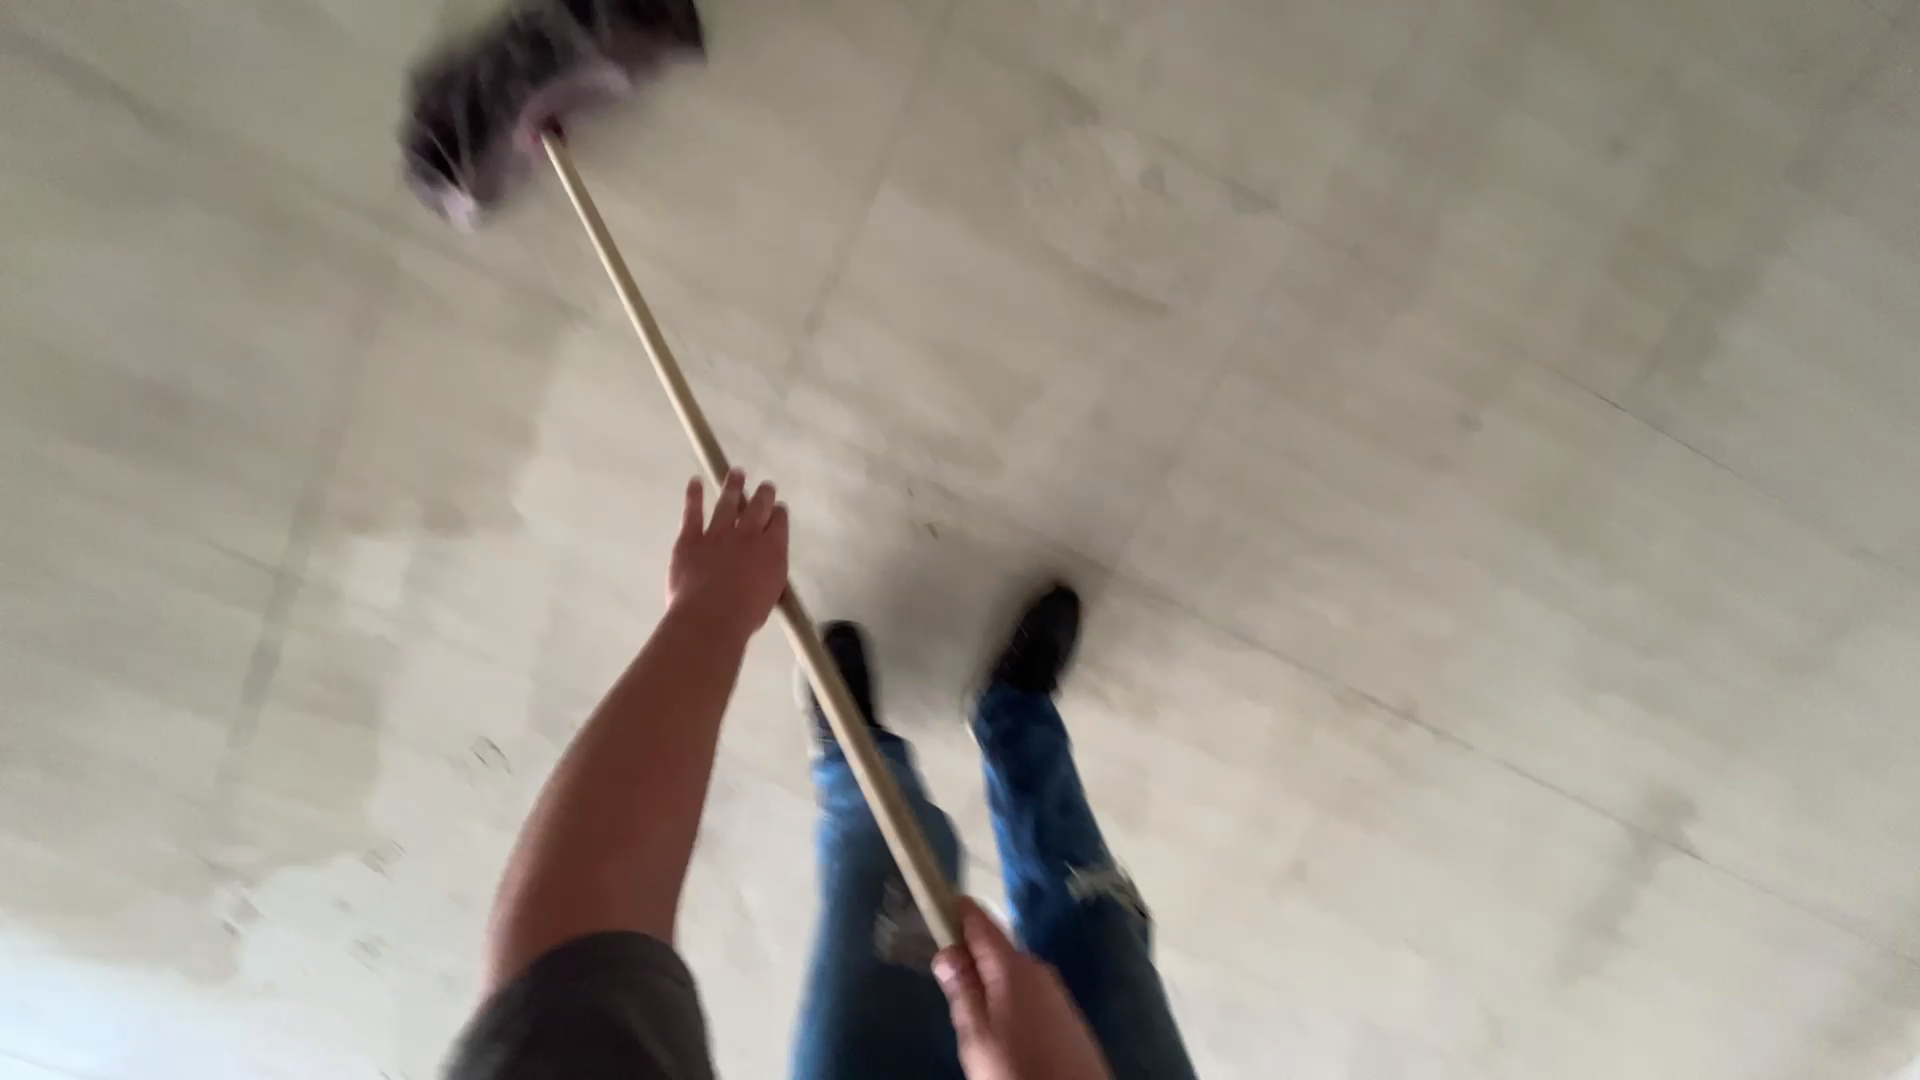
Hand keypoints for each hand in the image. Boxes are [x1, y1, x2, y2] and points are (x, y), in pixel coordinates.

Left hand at [665, 469, 787, 637]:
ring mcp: (718, 534)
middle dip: (763, 494)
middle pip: (759, 507)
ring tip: (736, 472)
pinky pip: (693, 512)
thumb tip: (766, 565)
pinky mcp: (691, 539)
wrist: (711, 617)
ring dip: (733, 486)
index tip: (779, 508)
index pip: (779, 522)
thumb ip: (770, 572)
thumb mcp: (772, 594)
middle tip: (766, 485)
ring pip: (728, 503)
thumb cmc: (746, 614)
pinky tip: (695, 482)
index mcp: (772, 549)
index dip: (779, 513)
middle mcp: (748, 535)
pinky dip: (694, 496)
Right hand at [933, 900, 1113, 1079]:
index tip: (936, 908)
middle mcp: (1037, 967)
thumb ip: (962, 991)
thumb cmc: (1019, 1073)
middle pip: (995, 948)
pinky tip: (1008, 1032)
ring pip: (1012, 972)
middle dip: (971, 960)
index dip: (957, 911)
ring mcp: (1056, 989)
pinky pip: (1030, 992)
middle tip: (952, 990)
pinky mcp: (1067, 1013)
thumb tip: (946, 950)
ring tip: (978, 1020)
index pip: (980, 921)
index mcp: (1012, 966)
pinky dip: (1012, 999)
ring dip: (991, 983)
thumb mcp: (977, 1039)